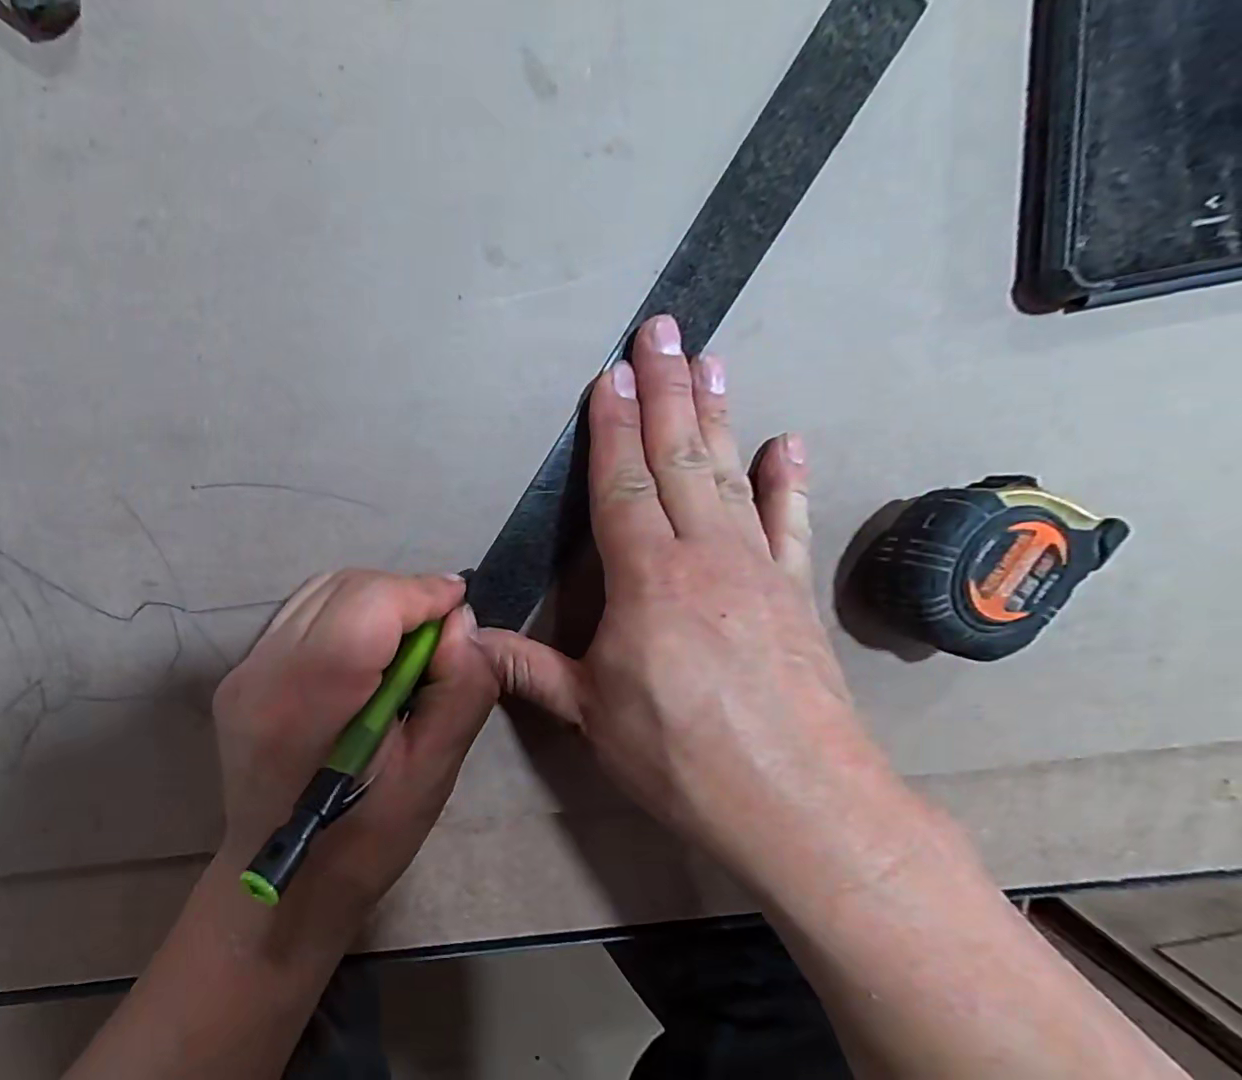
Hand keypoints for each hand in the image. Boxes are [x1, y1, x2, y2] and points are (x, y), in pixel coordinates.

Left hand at [212, 570, 496, 925]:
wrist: (281, 887)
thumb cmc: (364, 844)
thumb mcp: (432, 775)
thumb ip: (459, 689)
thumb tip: (462, 622)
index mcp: (306, 702)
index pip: (366, 605)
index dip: (419, 592)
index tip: (461, 601)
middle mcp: (262, 672)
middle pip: (340, 588)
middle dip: (399, 593)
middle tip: (439, 628)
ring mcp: (243, 670)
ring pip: (317, 593)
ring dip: (371, 600)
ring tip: (405, 637)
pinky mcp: (239, 674)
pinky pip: (298, 616)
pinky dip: (341, 614)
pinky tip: (364, 650)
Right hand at [474, 315, 899, 885]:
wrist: (802, 807)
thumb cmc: (678, 754)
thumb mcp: (587, 712)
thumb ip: (526, 667)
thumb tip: (464, 641)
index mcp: (647, 578)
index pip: (621, 485)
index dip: (611, 427)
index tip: (608, 375)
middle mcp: (704, 556)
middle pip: (678, 458)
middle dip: (665, 390)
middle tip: (661, 331)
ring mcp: (756, 570)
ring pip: (729, 475)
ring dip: (716, 415)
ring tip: (711, 360)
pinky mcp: (792, 594)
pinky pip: (788, 522)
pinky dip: (787, 480)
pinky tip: (788, 442)